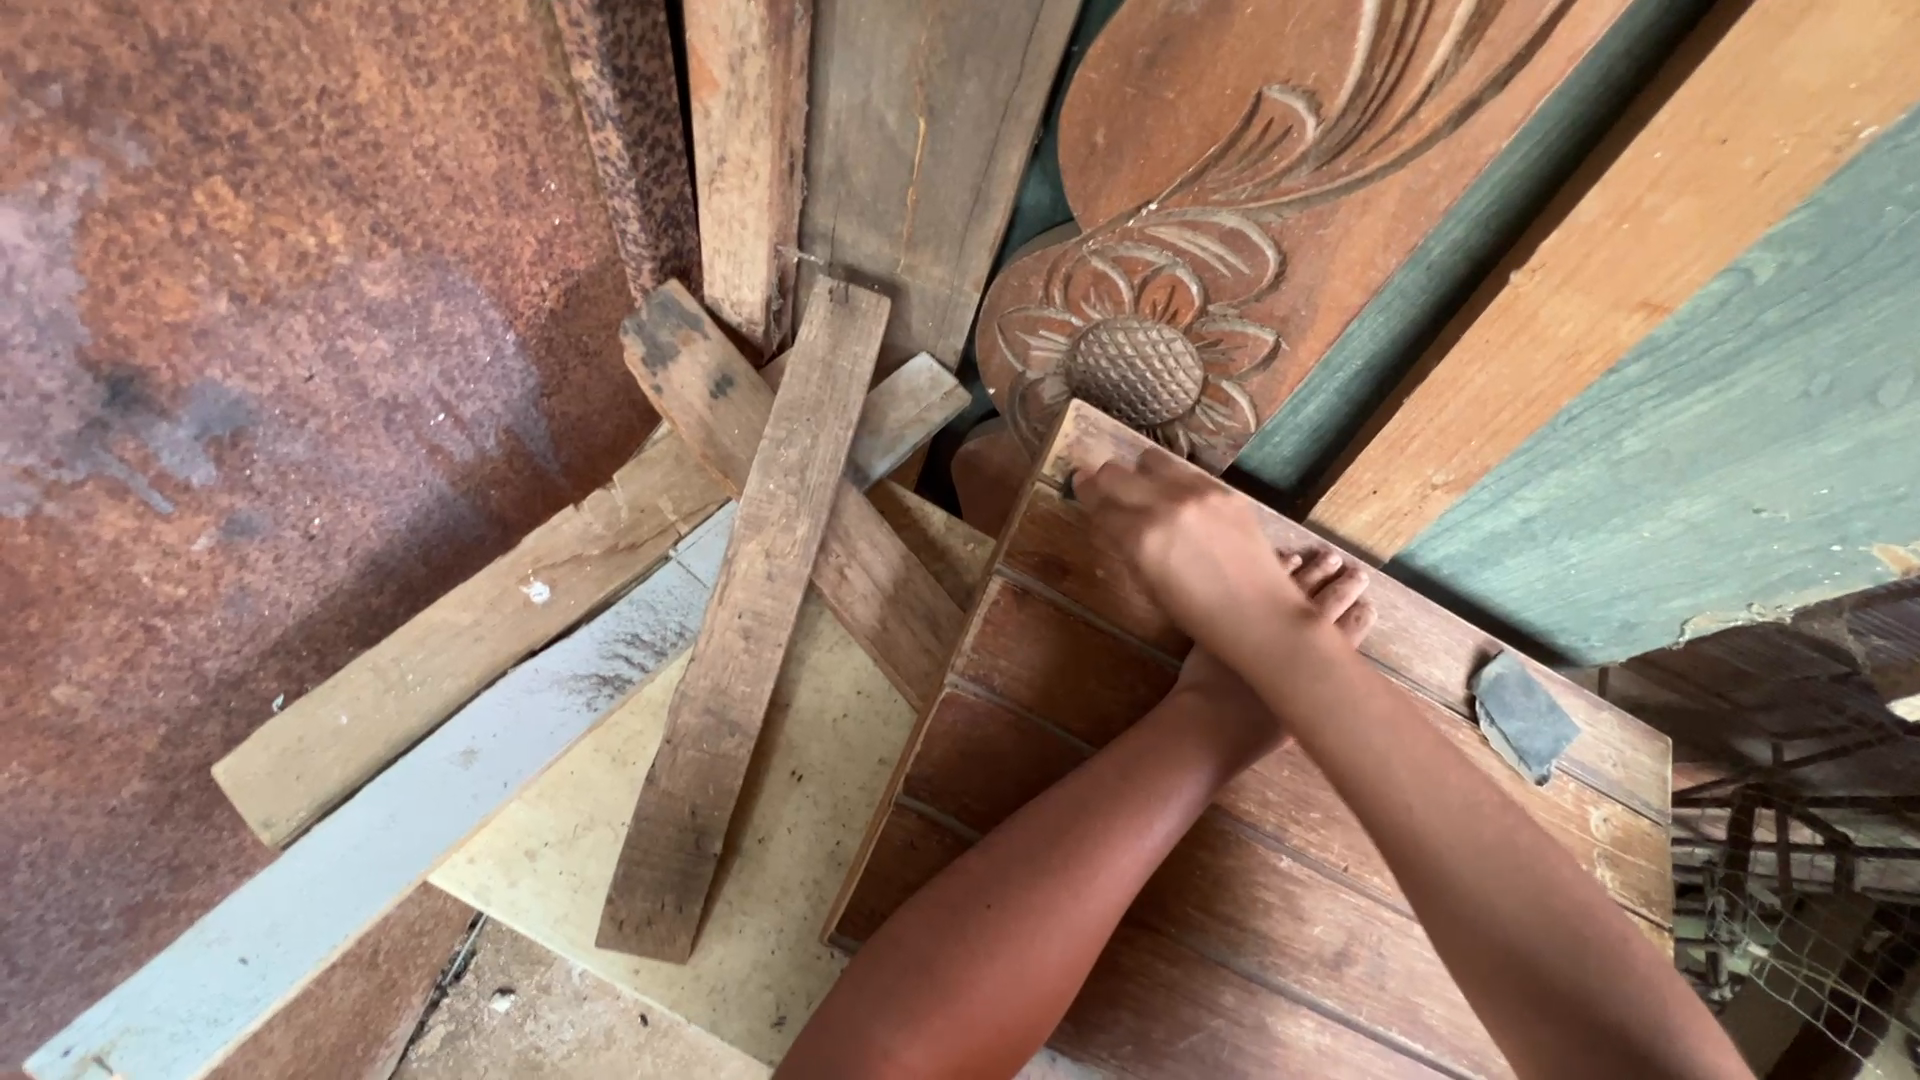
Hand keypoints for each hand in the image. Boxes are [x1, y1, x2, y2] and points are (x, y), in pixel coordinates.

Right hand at [1074, 448, 1307, 657]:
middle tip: (1101, 484)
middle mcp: (1163, 506)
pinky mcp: (1223, 490)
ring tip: (1143, 486)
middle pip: (1116, 474)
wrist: (1261, 616)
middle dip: (1104, 479)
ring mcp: (1196, 493)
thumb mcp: (1148, 585)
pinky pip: (1186, 472)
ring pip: (1150, 460)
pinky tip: (1179, 498)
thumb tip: (1114, 524)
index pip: (1099, 505)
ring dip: (1139, 472)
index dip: (1084, 493)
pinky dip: (1173, 480)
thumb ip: (1127, 547)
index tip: (1079, 482)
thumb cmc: (1198, 616)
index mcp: (1138, 538)